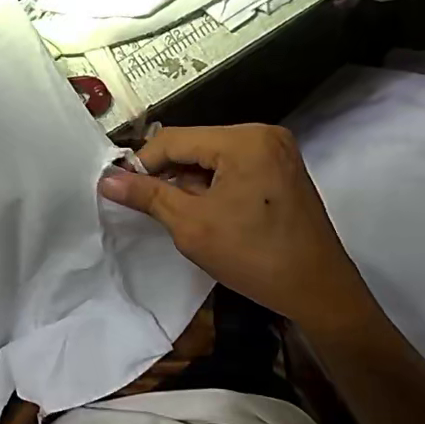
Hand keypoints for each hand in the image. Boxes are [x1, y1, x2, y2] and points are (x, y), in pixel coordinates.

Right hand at [99, 125, 381, 333]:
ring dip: (189, 181)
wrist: (317, 290)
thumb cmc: (253, 257)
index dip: (141, 164)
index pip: (174, 139)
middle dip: (167, 173)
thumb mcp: (192, 226)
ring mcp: (277, 151)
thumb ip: (148, 196)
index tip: (119, 191)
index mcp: (244, 140)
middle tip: (146, 206)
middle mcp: (263, 134)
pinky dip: (213, 185)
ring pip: (213, 157)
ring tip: (176, 213)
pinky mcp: (282, 169)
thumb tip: (107, 179)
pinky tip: (205, 212)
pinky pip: (234, 167)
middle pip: (195, 144)